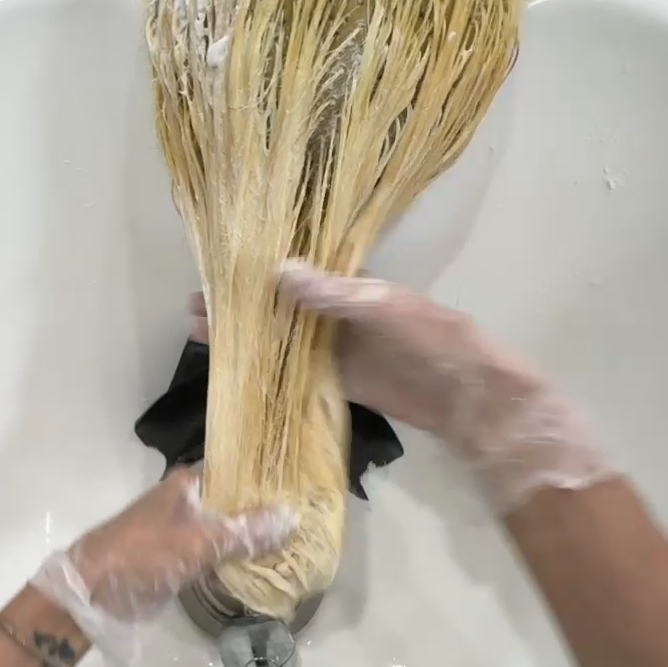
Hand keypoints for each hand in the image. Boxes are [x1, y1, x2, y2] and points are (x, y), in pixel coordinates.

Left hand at [30, 468, 295, 666]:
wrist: (93, 592)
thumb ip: (244, 531)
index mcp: (187, 484)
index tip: (303, 483)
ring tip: (299, 540)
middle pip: (234, 501)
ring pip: (227, 529)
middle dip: (266, 510)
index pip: (235, 469)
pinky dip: (238, 559)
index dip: (266, 476)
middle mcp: (187, 501)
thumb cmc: (142, 554)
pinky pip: (217, 554)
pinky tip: (268, 566)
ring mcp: (183, 531)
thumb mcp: (197, 541)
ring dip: (254, 537)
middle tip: (310, 515)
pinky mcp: (180, 559)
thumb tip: (292, 517)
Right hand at [190, 263, 616, 512]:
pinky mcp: (342, 383)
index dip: (253, 275)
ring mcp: (337, 351)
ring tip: (205, 339)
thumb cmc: (436, 338)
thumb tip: (278, 271)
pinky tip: (241, 375)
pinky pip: (297, 375)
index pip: (291, 275)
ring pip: (282, 343)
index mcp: (349, 287)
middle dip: (239, 310)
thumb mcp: (386, 308)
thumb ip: (335, 294)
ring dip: (248, 341)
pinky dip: (270, 374)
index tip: (214, 277)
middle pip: (278, 309)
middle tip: (195, 311)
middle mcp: (336, 316)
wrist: (472, 395)